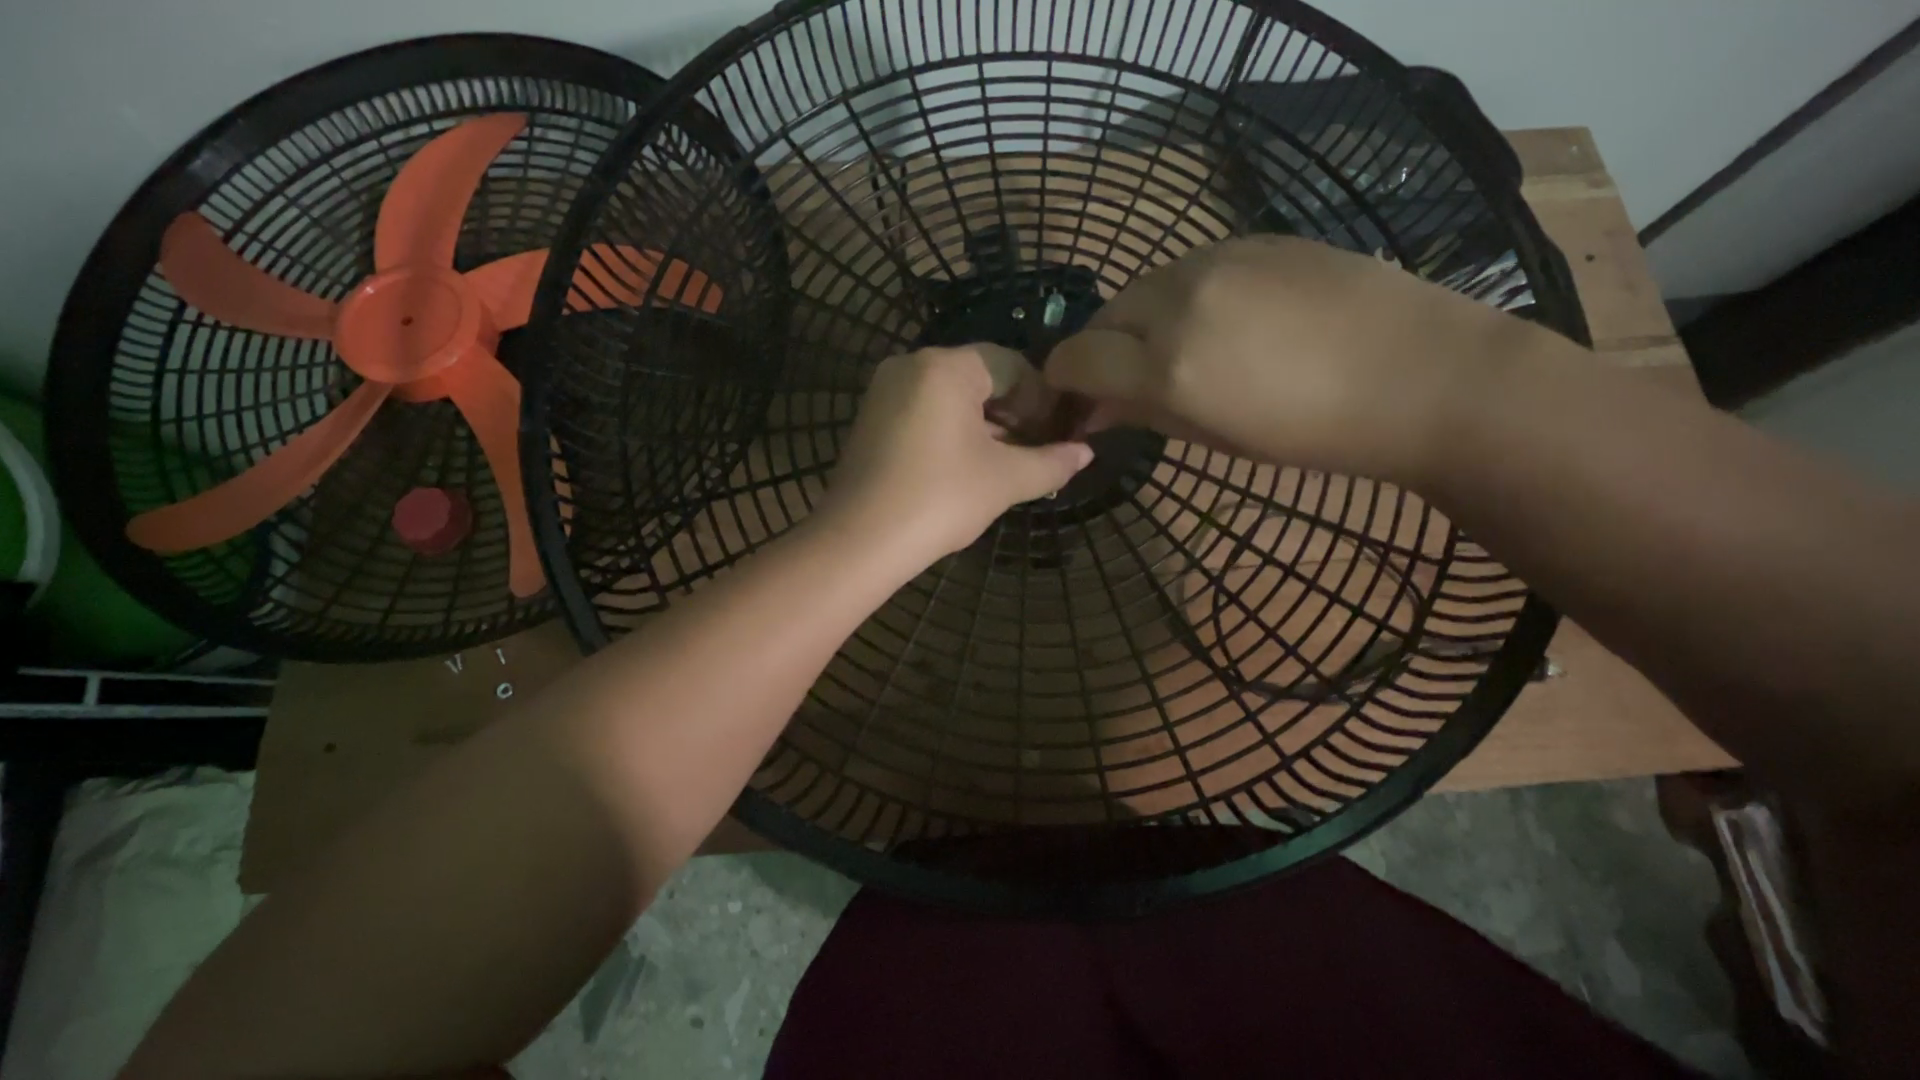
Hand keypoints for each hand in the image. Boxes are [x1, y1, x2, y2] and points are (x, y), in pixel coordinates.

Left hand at [824, 345, 1094, 559]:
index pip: (1012, 365)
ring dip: (986, 425)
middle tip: (1037, 450)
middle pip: (980, 377)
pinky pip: (925, 412)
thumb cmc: (941, 499)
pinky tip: (970, 468)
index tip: (1058, 435)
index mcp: (946, 366)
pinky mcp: (871, 420)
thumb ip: (1051, 462)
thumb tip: (1085, 453)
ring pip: (952, 397)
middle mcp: (911, 365)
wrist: (860, 541)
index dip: (1043, 398)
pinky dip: (953, 432)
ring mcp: (885, 391)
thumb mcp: (1006, 480)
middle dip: (1015, 413)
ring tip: (1009, 464)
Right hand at [1045, 236, 1531, 481]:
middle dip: (1102, 349)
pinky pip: (1192, 267)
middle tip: (1126, 381)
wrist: (1422, 374)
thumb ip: (1144, 412)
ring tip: (1181, 351)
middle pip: (1104, 315)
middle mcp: (1178, 300)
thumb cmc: (1317, 433)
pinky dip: (1186, 296)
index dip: (1064, 382)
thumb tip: (1095, 405)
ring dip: (1142, 320)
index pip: (1076, 358)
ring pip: (1146, 286)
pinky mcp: (1254, 237)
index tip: (1075, 400)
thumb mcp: (1217, 436)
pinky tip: (1226, 320)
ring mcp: (1217, 259)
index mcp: (1168, 363)